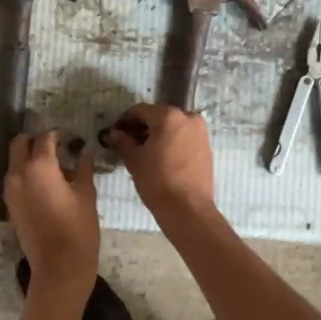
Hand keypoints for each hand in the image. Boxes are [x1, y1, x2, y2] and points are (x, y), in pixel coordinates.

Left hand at [4, 130, 98, 299]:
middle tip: (56, 146)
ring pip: (15, 161)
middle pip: (20, 144)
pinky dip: (26, 174)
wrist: (59, 266)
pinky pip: (15, 179)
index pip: (44, 138)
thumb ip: (83, 167)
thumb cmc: (78, 228)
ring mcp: (10, 190)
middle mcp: (18, 173)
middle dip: (35, 140)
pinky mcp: (9, 205)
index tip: (69, 137)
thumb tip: (84, 150)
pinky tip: (46, 184)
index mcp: (39, 166)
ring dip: (29, 157)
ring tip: (54, 167)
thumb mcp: (86, 193)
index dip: (57, 134)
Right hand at [102, 103, 215, 219]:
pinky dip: (171, 140)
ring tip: (144, 148)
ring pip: (173, 125)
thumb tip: (114, 133)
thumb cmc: (157, 181)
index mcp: (168, 116)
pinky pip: (184, 136)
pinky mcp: (206, 146)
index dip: (125, 119)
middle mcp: (188, 117)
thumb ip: (123, 142)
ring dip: (158, 132)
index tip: (115, 131)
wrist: (188, 208)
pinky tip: (161, 155)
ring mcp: (200, 132)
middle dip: (142, 125)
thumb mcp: (134, 160)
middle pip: (159, 115)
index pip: (141, 110)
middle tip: (128, 139)